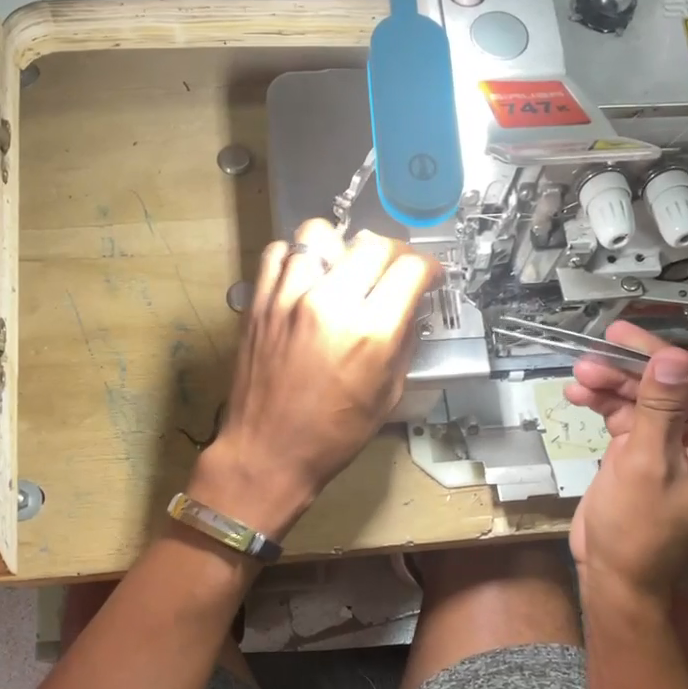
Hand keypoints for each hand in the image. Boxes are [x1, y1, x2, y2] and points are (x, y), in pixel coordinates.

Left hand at [190, 219, 438, 537]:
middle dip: (392, 255)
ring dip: (341, 249)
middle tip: (391, 274)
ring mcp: (289, 297)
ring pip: (320, 234)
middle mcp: (330, 303)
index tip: (428, 278)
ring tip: (343, 270)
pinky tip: (305, 279)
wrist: (268, 454)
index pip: (411, 269)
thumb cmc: (333, 436)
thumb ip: (402, 345)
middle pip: (372, 244)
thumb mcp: (386, 396)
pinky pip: (279, 252)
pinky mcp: (259, 301)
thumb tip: (409, 312)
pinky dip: (297, 257)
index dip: (428, 269)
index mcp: (370, 332)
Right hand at [564, 321, 687, 598]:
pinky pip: (632, 412)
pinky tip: (578, 392)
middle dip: (650, 364)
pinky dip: (607, 401)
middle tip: (614, 340)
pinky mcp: (646, 448)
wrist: (610, 572)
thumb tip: (673, 356)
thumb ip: (662, 407)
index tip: (678, 358)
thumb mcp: (648, 464)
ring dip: (619, 379)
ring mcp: (677, 443)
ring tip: (583, 369)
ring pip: (657, 394)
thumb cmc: (640, 528)